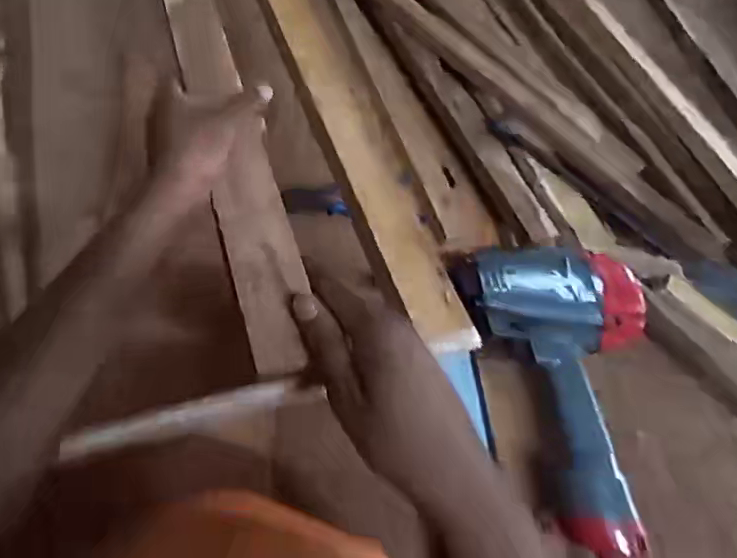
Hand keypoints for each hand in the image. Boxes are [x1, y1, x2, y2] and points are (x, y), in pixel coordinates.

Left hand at [145, 82, 272, 201]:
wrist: (179, 192)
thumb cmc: (199, 147)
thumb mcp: (229, 122)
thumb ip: (245, 104)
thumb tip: (266, 87)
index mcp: (172, 101)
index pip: (176, 80)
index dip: (190, 75)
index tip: (208, 72)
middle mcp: (163, 117)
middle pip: (184, 102)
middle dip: (204, 99)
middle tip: (227, 95)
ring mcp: (166, 140)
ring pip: (189, 123)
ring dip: (207, 122)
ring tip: (232, 119)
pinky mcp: (174, 160)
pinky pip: (193, 143)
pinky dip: (207, 141)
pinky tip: (226, 144)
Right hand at [290, 273, 496, 507]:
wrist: (455, 471)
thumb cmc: (393, 439)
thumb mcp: (347, 397)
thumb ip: (325, 345)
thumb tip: (301, 299)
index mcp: (374, 325)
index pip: (332, 285)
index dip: (307, 274)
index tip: (281, 264)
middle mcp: (393, 318)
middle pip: (348, 298)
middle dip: (319, 297)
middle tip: (286, 306)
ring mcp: (409, 333)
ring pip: (364, 315)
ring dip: (338, 318)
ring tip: (310, 330)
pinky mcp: (418, 350)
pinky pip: (379, 330)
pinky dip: (357, 333)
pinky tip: (346, 355)